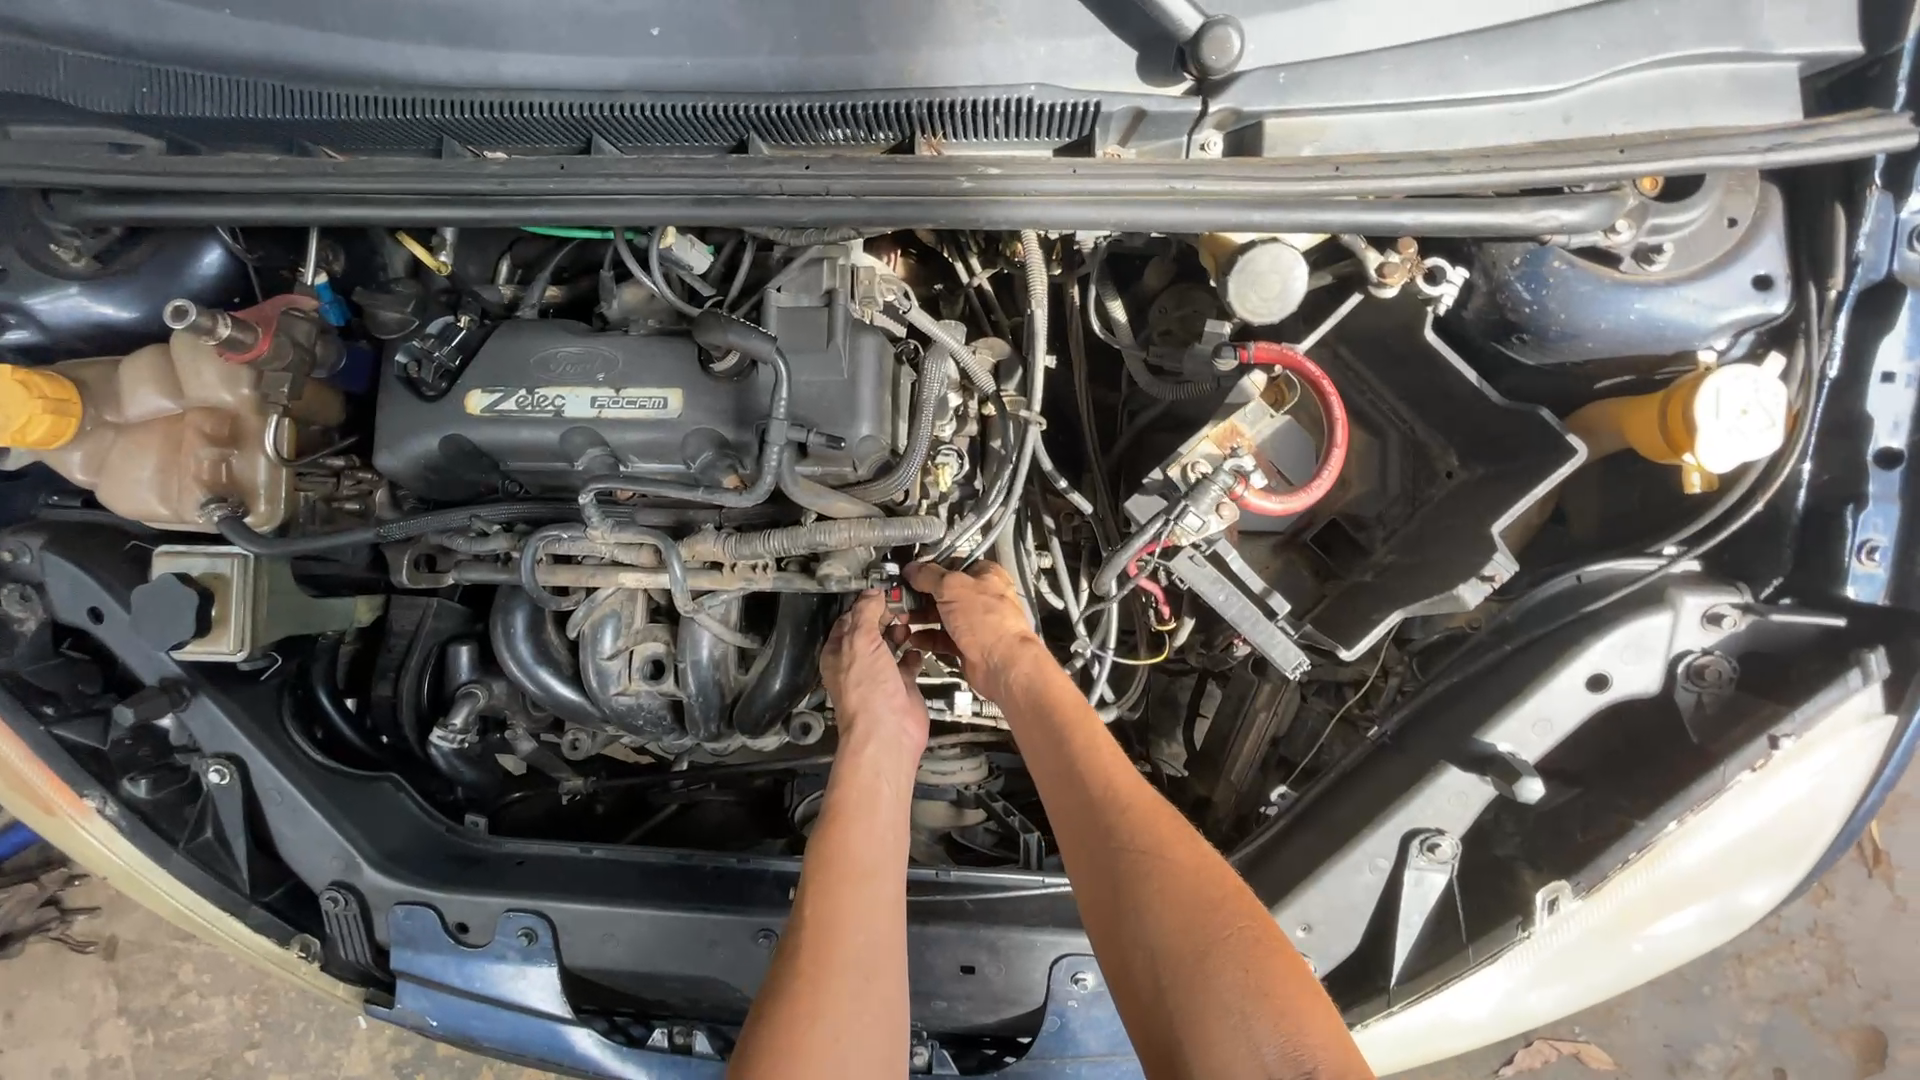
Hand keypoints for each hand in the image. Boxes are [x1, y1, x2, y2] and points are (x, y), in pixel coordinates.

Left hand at [819, 590, 929, 766]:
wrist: (888, 733)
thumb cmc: (867, 692)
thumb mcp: (860, 641)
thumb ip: (866, 613)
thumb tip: (872, 593)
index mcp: (839, 652)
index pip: (850, 619)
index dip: (866, 604)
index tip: (884, 593)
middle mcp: (857, 663)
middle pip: (872, 630)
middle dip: (886, 617)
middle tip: (901, 607)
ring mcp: (880, 675)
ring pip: (890, 645)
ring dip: (901, 633)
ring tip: (909, 625)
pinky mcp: (901, 686)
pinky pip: (908, 663)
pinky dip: (914, 655)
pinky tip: (917, 650)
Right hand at [902, 562, 1044, 702]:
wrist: (1001, 664)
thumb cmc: (988, 621)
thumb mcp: (953, 588)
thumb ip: (929, 576)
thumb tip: (913, 569)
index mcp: (986, 575)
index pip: (954, 564)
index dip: (931, 568)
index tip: (911, 573)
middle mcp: (982, 598)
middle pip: (944, 591)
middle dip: (921, 596)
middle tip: (902, 598)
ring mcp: (975, 623)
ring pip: (942, 616)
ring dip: (921, 617)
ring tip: (903, 618)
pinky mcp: (967, 645)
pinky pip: (942, 639)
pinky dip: (927, 638)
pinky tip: (914, 638)